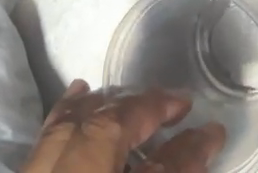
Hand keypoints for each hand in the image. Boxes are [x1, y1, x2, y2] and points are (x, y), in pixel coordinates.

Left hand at [21, 80, 226, 172]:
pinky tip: (77, 96)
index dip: (192, 150)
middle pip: (112, 131)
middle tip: (179, 101)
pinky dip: (63, 115)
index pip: (163, 171)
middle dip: (148, 110)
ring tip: (133, 93)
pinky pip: (44, 142)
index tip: (213, 131)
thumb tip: (186, 166)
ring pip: (72, 128)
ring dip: (106, 105)